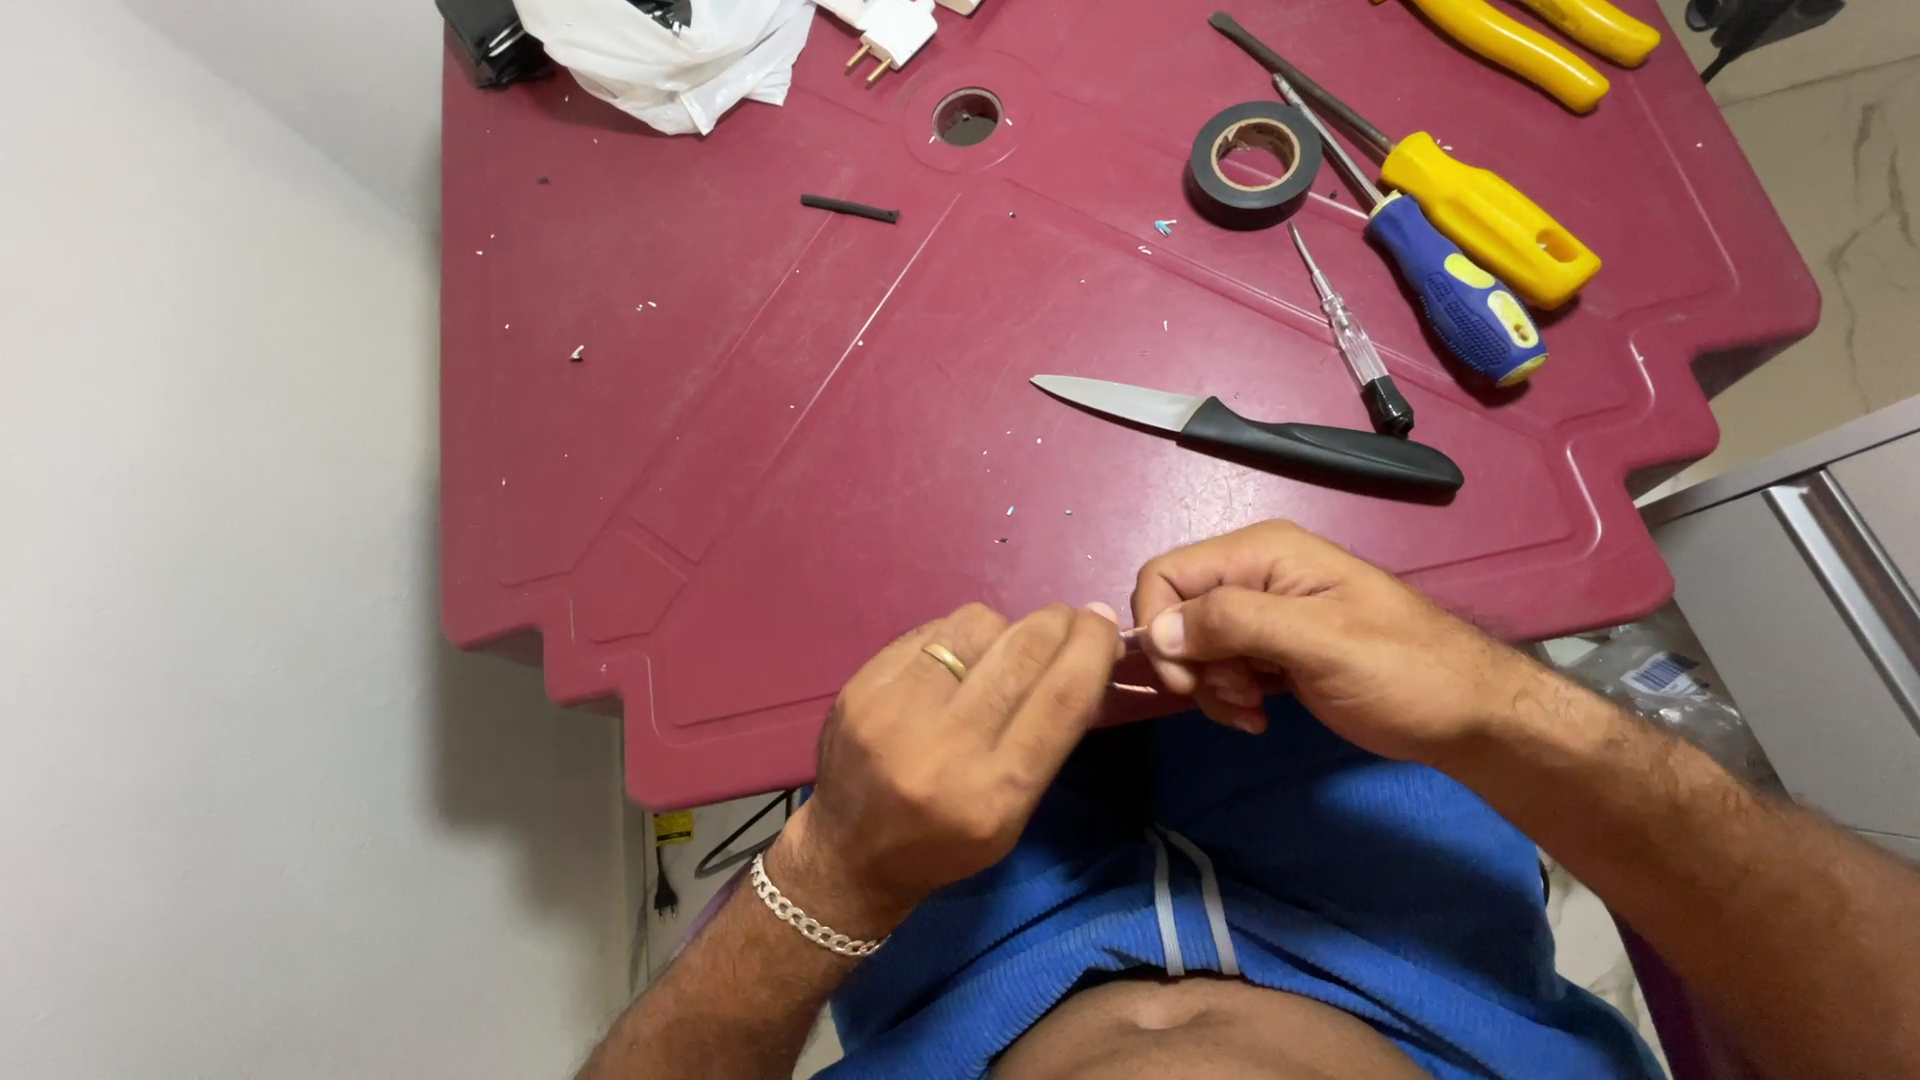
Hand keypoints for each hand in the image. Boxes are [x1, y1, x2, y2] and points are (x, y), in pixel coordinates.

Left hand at [770, 602, 1119, 935]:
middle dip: (1056, 622)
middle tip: (1067, 619)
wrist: (848, 855)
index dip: (1092, 648)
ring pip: (974, 625)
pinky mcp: (862, 686)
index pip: (1061, 699)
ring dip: (1005, 626)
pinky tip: (957, 656)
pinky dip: (956, 634)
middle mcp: (944, 748)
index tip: (1104, 623)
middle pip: (1022, 651)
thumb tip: (1081, 659)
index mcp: (994, 794)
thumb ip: (1046, 738)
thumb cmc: (944, 843)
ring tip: (1004, 646)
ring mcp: (894, 711)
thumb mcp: (1012, 813)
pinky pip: (930, 630)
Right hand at [1130, 520, 1552, 765]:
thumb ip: (1235, 623)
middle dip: (1191, 662)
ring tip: (1253, 708)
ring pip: (1191, 646)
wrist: (1467, 716)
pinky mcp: (1267, 648)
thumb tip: (1158, 631)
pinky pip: (1217, 668)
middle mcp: (1251, 574)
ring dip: (1211, 686)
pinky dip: (1226, 697)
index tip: (1185, 677)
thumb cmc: (1403, 670)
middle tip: (1235, 694)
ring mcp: (1260, 612)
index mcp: (1260, 552)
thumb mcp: (1319, 640)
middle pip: (1175, 613)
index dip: (1159, 624)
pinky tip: (1259, 715)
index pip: (1165, 574)